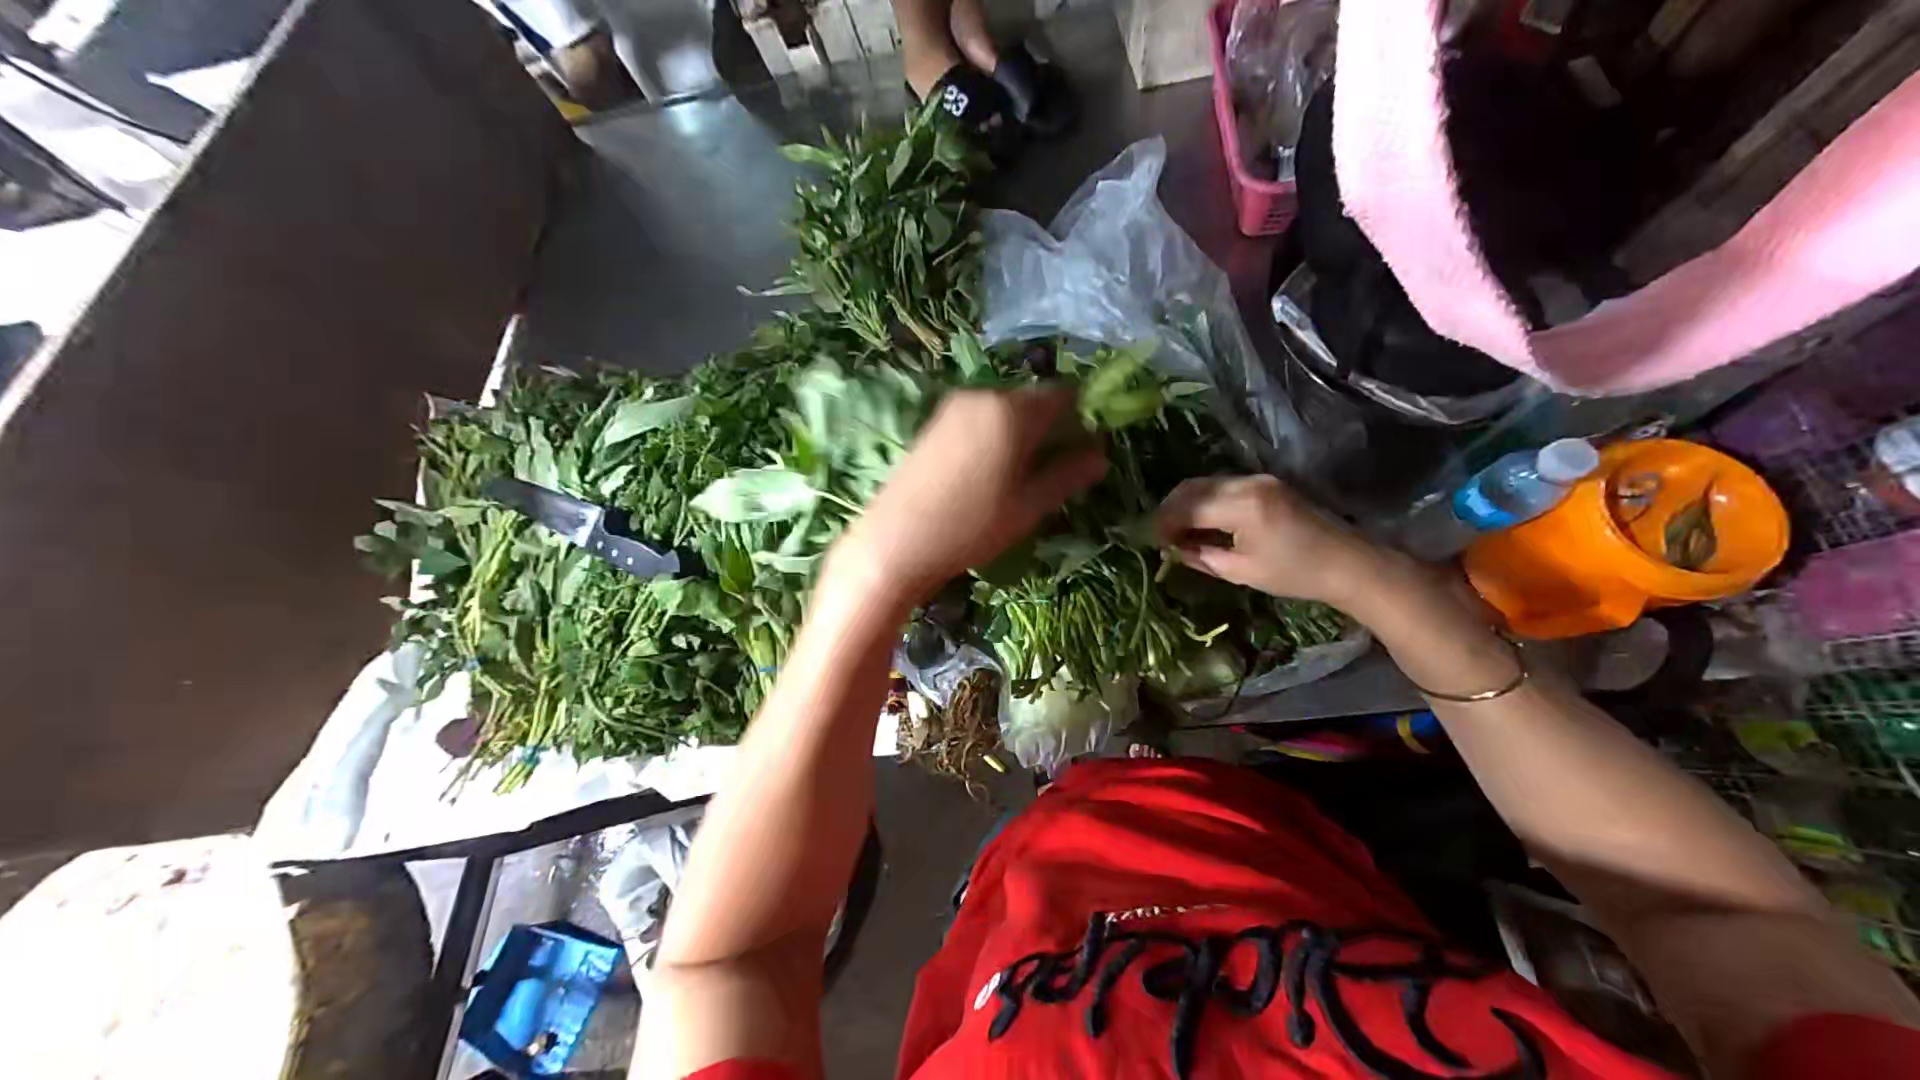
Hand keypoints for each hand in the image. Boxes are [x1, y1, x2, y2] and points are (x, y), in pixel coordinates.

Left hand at [829, 386, 1106, 607]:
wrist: (896, 542)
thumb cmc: (972, 526)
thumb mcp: (1029, 506)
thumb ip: (1068, 475)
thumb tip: (1100, 456)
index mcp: (1012, 410)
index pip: (1064, 397)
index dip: (1080, 421)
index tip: (1082, 453)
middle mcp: (983, 396)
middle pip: (1032, 401)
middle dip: (1050, 428)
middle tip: (1053, 471)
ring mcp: (953, 407)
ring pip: (1004, 410)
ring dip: (1021, 433)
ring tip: (1018, 478)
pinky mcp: (933, 422)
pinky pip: (978, 419)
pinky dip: (994, 436)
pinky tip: (987, 474)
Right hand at [1155, 474, 1390, 609]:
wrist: (1349, 563)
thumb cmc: (1296, 574)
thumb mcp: (1241, 572)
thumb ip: (1200, 556)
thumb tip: (1171, 549)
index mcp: (1243, 507)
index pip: (1187, 507)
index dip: (1163, 524)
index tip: (1153, 543)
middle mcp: (1248, 483)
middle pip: (1191, 487)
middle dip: (1169, 510)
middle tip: (1160, 536)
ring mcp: (1258, 479)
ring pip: (1204, 483)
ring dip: (1185, 504)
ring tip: (1178, 531)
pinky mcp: (1265, 483)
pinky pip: (1222, 485)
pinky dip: (1204, 501)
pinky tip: (1201, 523)